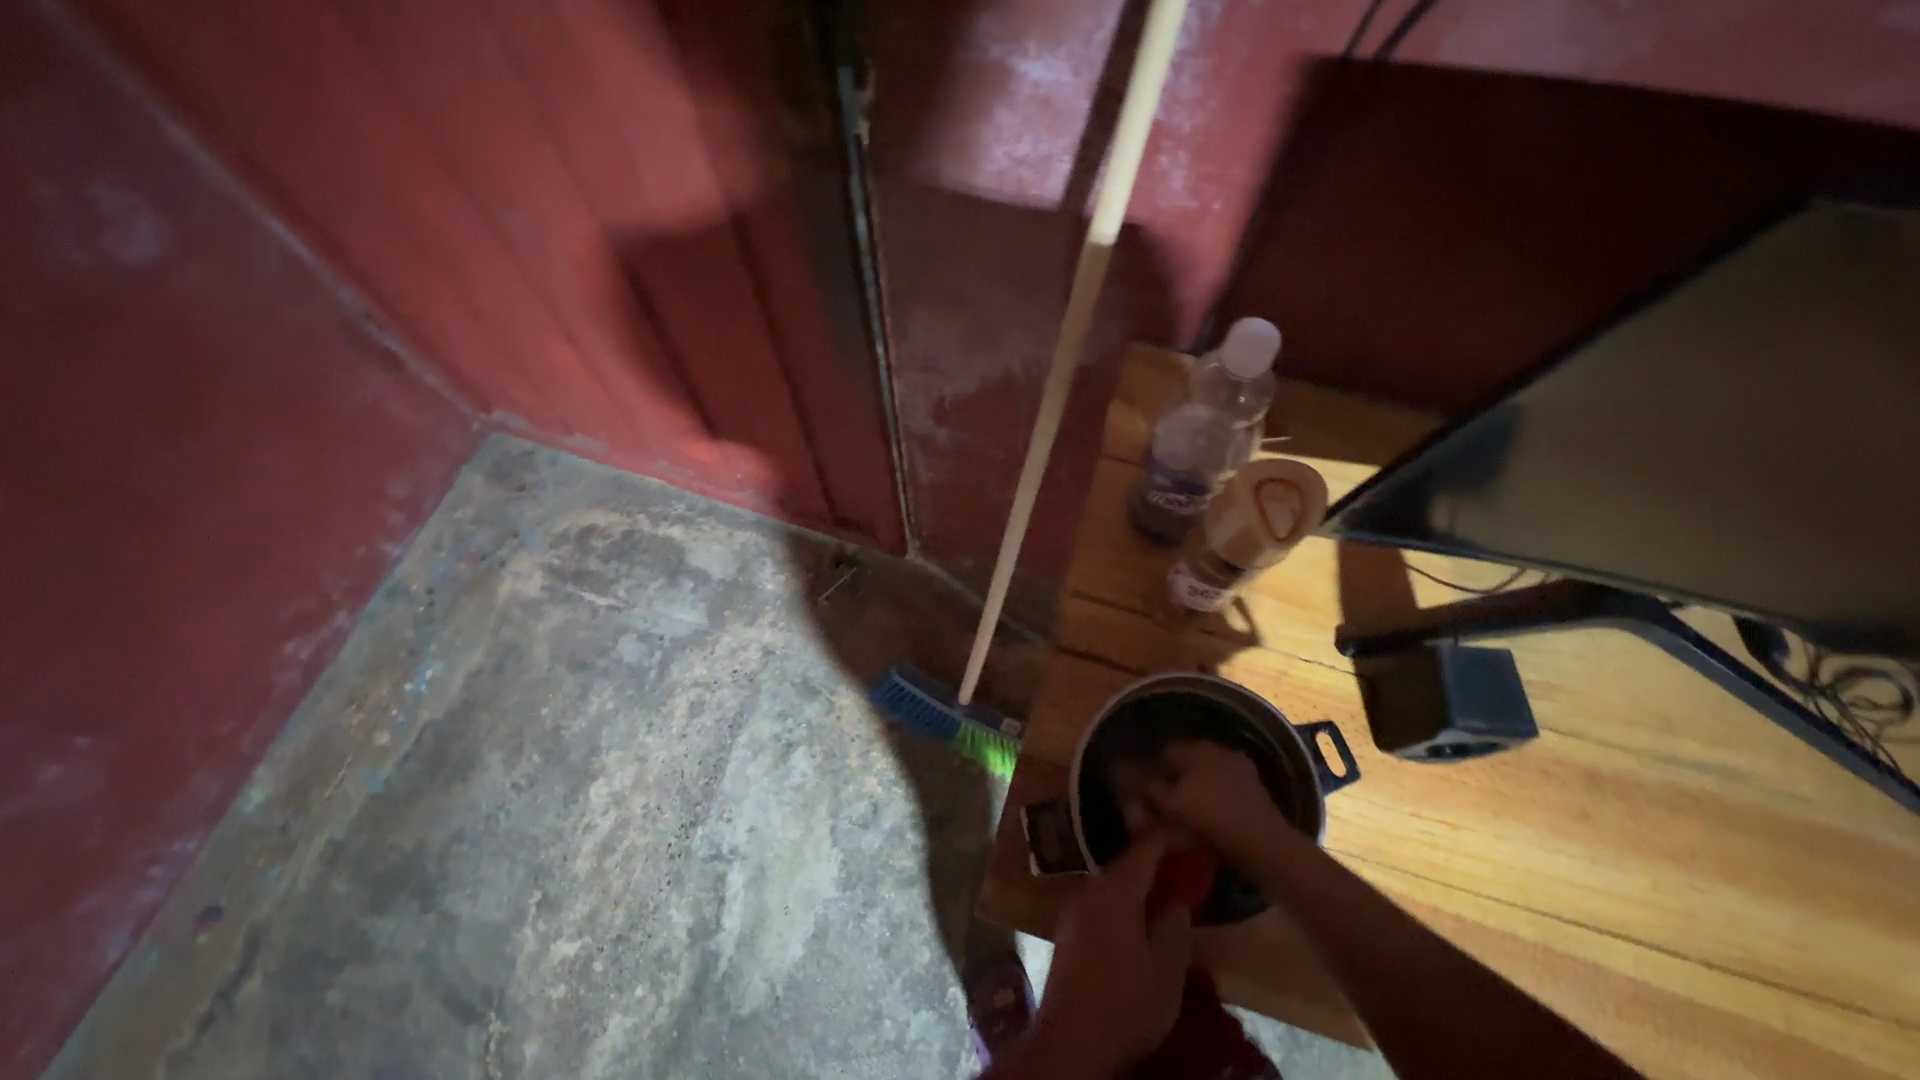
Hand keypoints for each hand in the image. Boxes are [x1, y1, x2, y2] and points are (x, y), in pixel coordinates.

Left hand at [1020, 830, 1192, 1078]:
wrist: (1070, 1043)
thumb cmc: (1124, 1004)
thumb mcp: (1166, 970)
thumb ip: (1174, 927)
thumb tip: (1174, 902)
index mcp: (1114, 893)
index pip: (1142, 852)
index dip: (1163, 838)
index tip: (1182, 826)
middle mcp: (1088, 893)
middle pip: (1122, 864)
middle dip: (1147, 855)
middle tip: (1174, 850)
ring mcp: (1072, 913)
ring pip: (1109, 884)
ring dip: (1133, 879)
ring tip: (1160, 880)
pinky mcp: (1068, 935)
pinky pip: (1100, 902)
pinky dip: (1120, 899)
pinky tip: (1136, 912)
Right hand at [1146, 740, 1294, 865]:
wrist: (1264, 844)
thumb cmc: (1211, 819)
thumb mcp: (1169, 805)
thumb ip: (1147, 789)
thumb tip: (1126, 776)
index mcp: (1196, 749)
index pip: (1164, 750)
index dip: (1149, 768)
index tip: (1140, 787)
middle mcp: (1218, 751)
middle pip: (1186, 761)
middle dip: (1172, 777)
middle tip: (1159, 801)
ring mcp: (1239, 769)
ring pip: (1205, 775)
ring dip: (1192, 788)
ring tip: (1181, 811)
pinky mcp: (1253, 789)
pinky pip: (1222, 789)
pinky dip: (1210, 799)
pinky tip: (1205, 817)